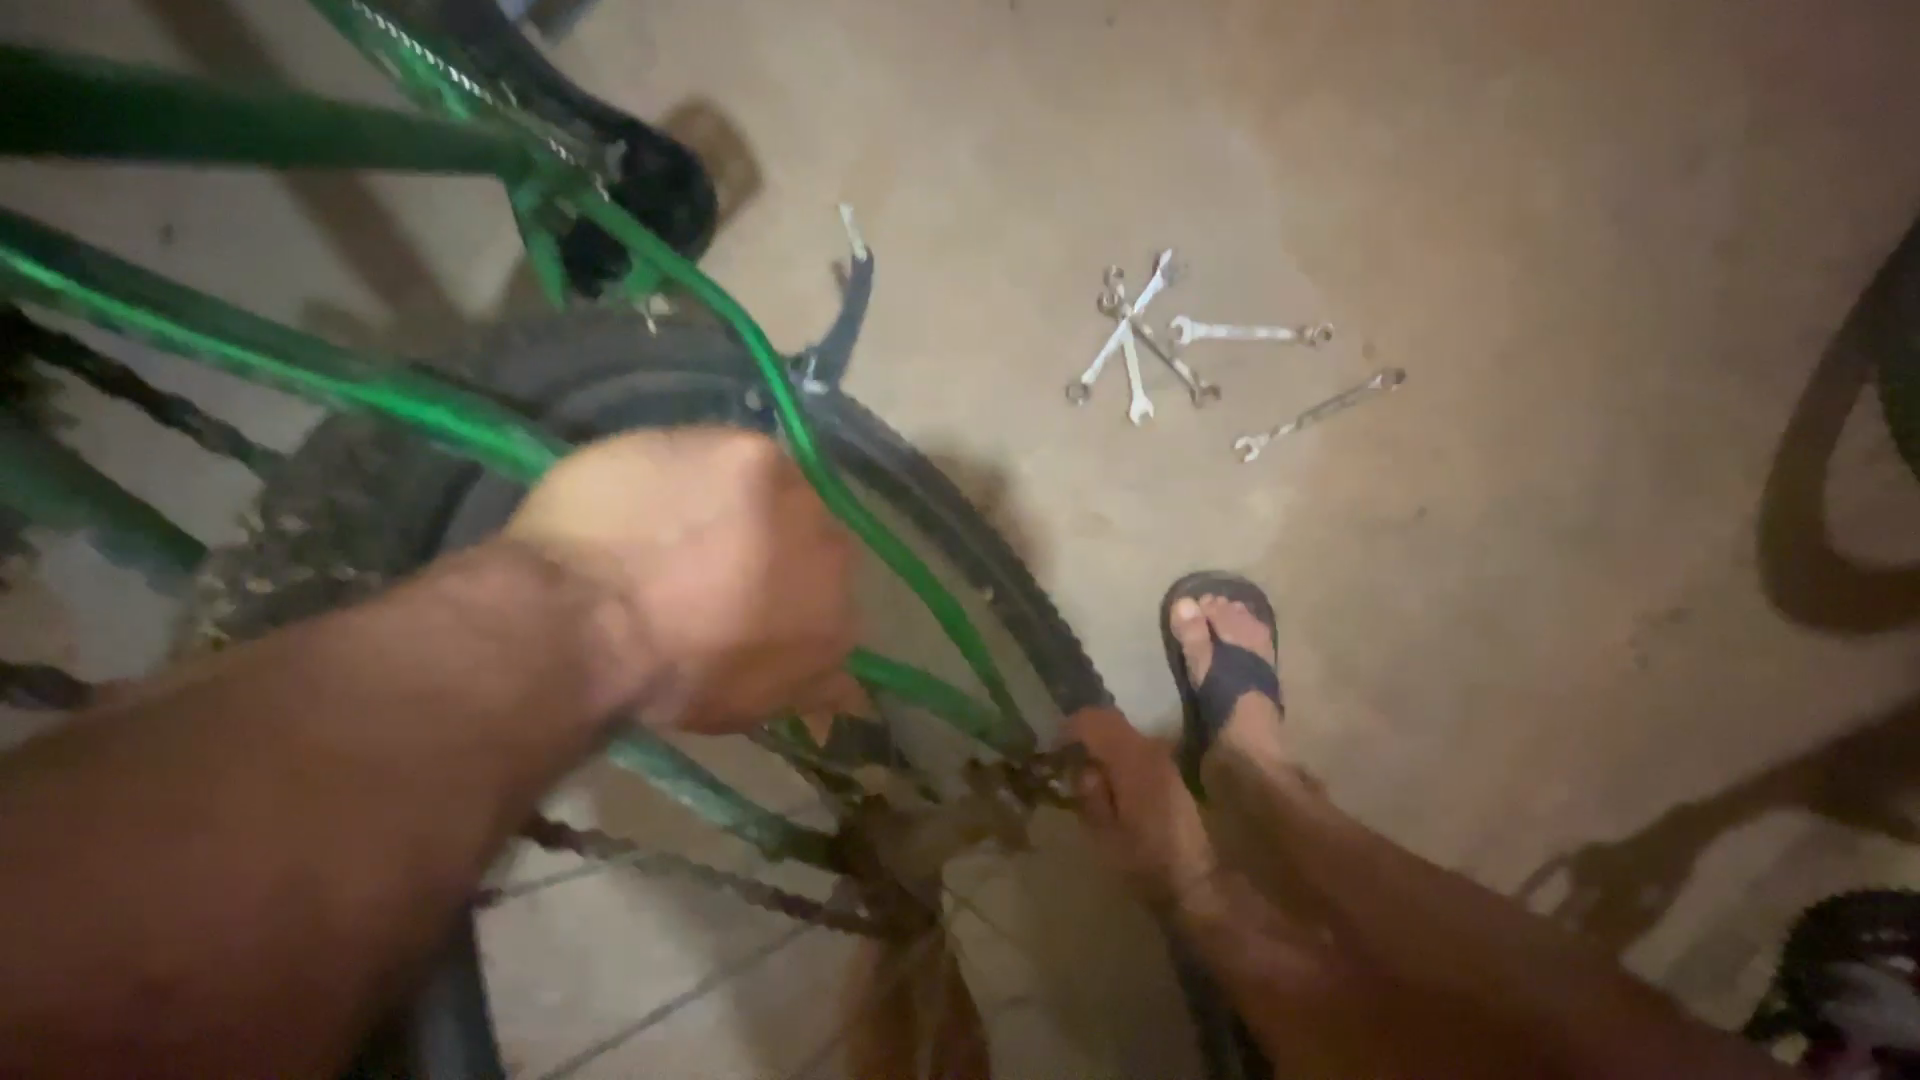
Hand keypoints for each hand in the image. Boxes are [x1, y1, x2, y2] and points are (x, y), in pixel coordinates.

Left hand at [505, 427, 858, 733]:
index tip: (745, 599)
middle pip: (807, 527)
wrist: (589, 620)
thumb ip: (812, 686)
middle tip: (710, 558)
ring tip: (674, 522)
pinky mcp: (731, 442)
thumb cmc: (667, 678)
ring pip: (768, 483)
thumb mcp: (750, 705)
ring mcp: (782, 483)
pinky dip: (692, 470)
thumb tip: (855, 690)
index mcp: (835, 609)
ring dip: (736, 498)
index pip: (830, 589)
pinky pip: (719, 453)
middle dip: (770, 537)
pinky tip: (651, 494)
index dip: (787, 590)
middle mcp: (826, 540)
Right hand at [1063, 707, 1216, 907]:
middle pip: (1110, 719)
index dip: (1070, 727)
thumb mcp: (1104, 835)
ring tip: (1081, 768)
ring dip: (1099, 740)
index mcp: (1132, 761)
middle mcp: (1150, 750)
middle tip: (1063, 754)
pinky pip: (1135, 746)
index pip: (1096, 721)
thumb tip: (1083, 768)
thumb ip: (1090, 795)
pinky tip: (1106, 779)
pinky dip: (1114, 751)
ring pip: (1123, 731)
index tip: (1052, 746)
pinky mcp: (1169, 771)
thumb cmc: (1143, 861)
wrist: (1193, 880)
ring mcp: (1163, 759)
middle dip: (1083, 730)